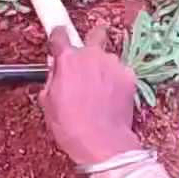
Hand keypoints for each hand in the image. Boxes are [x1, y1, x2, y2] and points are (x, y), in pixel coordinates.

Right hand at [38, 22, 140, 165]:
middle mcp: (92, 56)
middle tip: (86, 62)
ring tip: (98, 92)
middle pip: (95, 33)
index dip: (59, 37)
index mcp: (68, 61)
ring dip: (103, 68)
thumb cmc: (70, 127)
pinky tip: (110, 99)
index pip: (60, 34)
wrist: (101, 143)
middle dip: (91, 41)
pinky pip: (120, 73)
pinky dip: (116, 82)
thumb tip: (56, 70)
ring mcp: (113, 65)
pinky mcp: (129, 77)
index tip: (59, 41)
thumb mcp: (48, 103)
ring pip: (108, 58)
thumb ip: (52, 80)